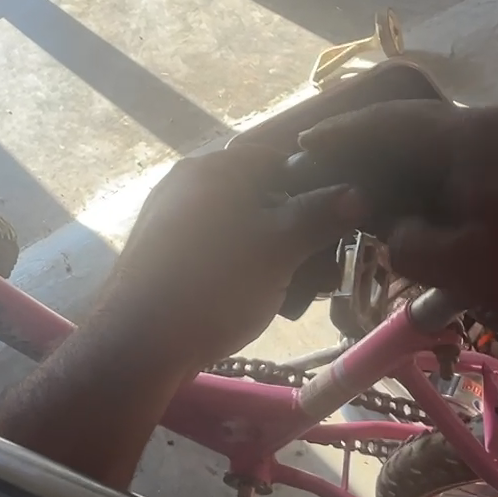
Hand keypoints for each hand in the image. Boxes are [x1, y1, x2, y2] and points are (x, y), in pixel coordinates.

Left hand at [96, 145, 364, 377]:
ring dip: (260, 242)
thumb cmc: (217, 283)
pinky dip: (231, 259)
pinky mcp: (154, 251)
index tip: (334, 210)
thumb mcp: (280, 249)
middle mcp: (183, 181)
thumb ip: (320, 215)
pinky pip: (205, 243)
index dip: (308, 179)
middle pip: (250, 189)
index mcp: (213, 167)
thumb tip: (358, 191)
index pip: (272, 156)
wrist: (139, 341)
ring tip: (287, 280)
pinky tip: (245, 292)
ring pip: (229, 219)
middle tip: (315, 253)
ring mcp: (164, 216)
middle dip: (285, 217)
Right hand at [296, 101, 497, 334]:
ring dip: (408, 163)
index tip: (305, 146)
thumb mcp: (462, 264)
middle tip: (334, 162)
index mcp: (467, 138)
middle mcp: (493, 124)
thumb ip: (407, 244)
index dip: (341, 136)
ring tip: (380, 189)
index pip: (387, 125)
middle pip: (413, 125)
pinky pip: (472, 157)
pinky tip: (435, 202)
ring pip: (444, 143)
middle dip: (370, 145)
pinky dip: (440, 175)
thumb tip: (389, 228)